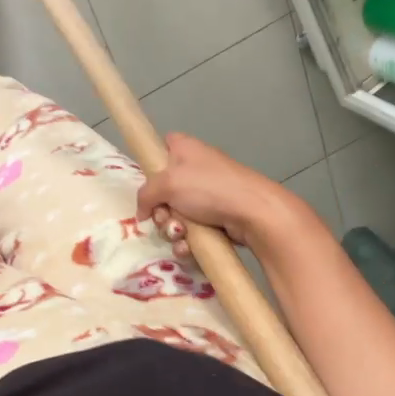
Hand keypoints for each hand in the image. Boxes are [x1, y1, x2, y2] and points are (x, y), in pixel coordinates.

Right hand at [136, 132, 304, 258]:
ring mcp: (206, 195)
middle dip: (160, 210)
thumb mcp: (167, 183)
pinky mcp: (214, 217)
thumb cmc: (208, 187)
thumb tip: (142, 213)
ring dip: (172, 229)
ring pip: (174, 215)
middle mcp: (194, 169)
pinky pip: (189, 231)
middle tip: (166, 216)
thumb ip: (145, 194)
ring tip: (182, 234)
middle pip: (162, 191)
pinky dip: (186, 241)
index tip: (149, 183)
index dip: (152, 165)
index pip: (161, 148)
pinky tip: (188, 247)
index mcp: (185, 149)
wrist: (252, 212)